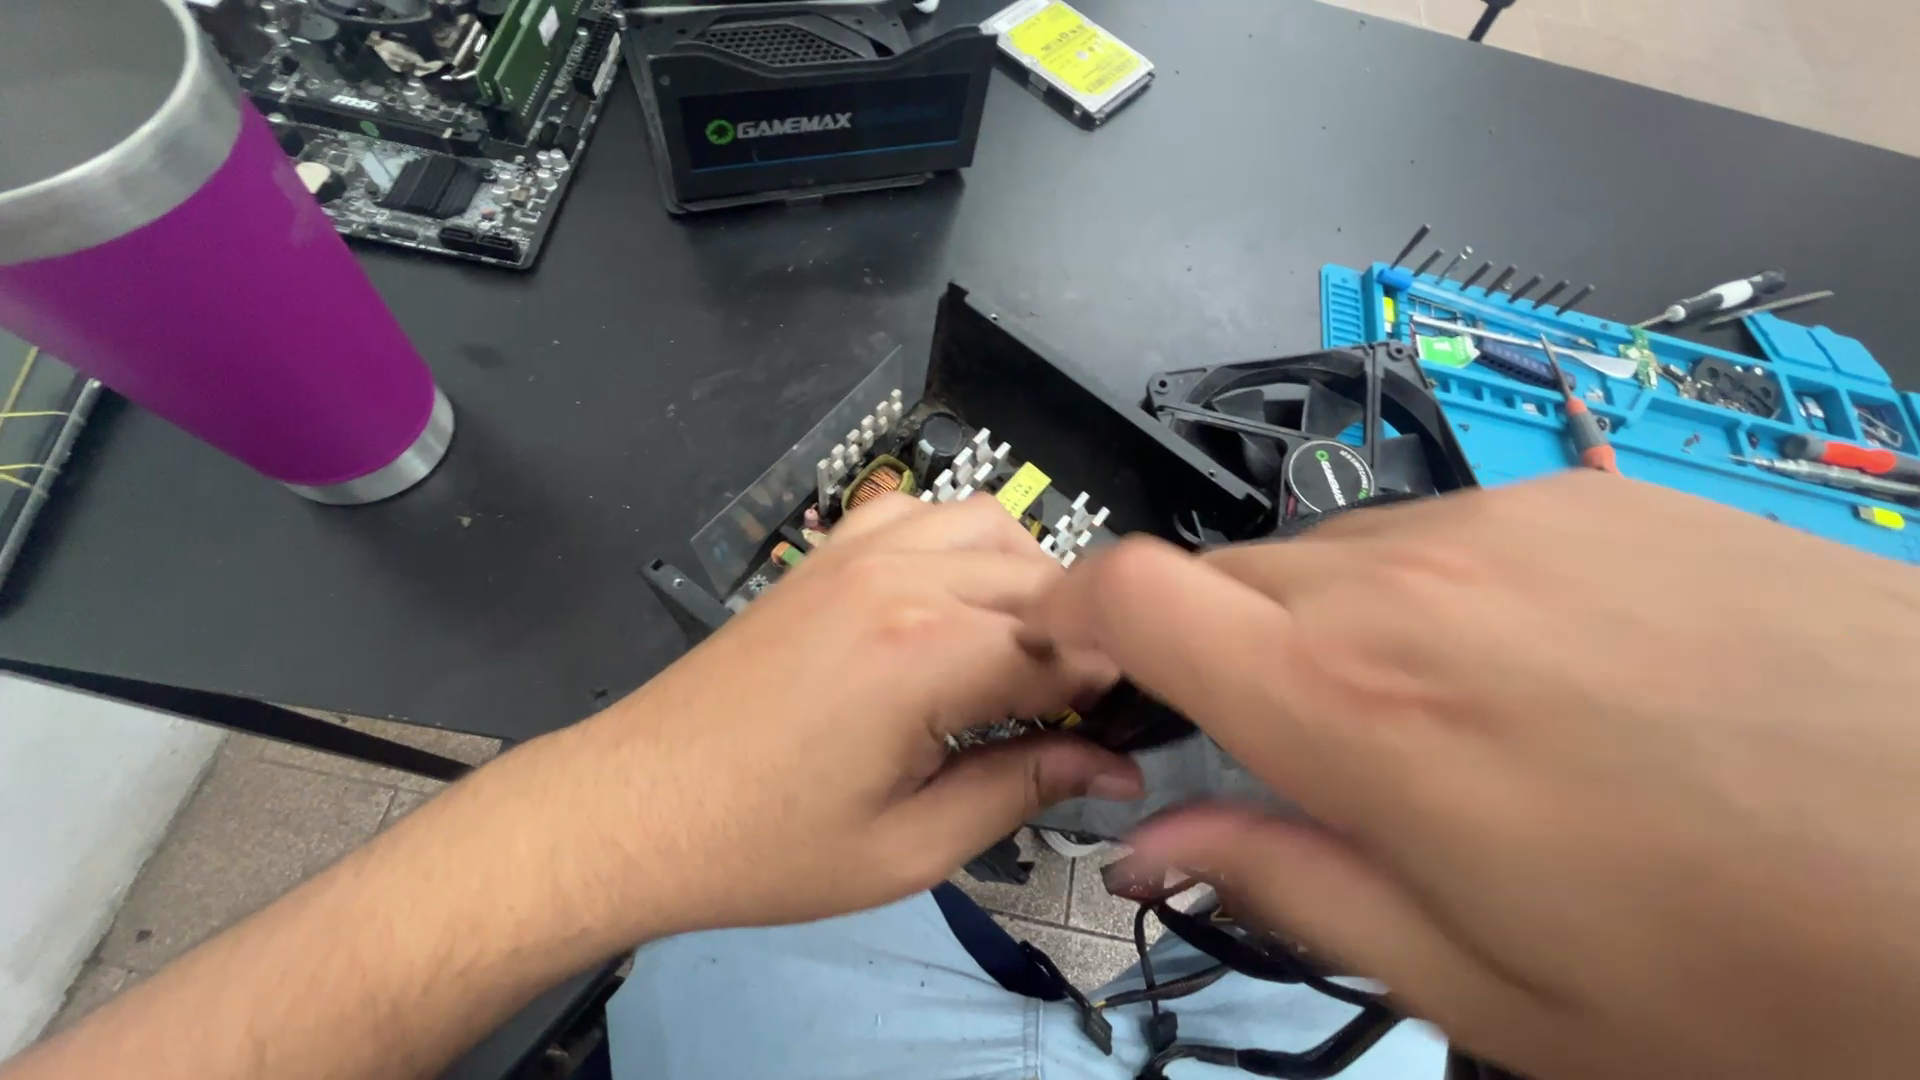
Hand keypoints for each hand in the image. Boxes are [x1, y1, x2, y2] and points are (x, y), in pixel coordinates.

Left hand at [560, 494, 1139, 939]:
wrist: (633, 806)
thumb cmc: (765, 845)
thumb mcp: (910, 846)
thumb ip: (1023, 788)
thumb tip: (1116, 769)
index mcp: (927, 654)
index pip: (1070, 651)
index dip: (1110, 696)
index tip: (1116, 738)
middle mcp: (903, 577)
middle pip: (1043, 583)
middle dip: (1078, 643)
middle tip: (1070, 713)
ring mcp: (859, 551)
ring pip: (992, 526)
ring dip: (1028, 582)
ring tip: (1017, 653)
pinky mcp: (827, 552)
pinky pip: (918, 510)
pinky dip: (958, 541)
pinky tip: (949, 596)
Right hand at [1025, 471, 1919, 1079]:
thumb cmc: (1750, 975)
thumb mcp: (1485, 984)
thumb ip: (1280, 882)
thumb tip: (1144, 842)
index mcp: (1343, 704)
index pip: (1131, 592)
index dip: (1071, 605)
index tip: (1065, 649)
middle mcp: (1392, 580)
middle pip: (1218, 577)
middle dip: (1212, 650)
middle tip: (1291, 743)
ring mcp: (1492, 518)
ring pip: (1320, 559)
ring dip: (1319, 627)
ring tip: (1437, 718)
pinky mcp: (1581, 492)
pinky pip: (1430, 535)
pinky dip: (1418, 594)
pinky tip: (1537, 665)